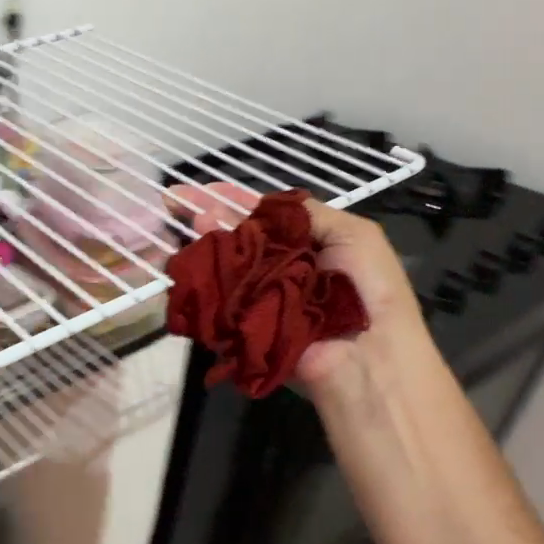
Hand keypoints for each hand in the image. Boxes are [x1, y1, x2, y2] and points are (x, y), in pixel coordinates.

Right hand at [164, 183, 428, 389]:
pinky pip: (214, 298)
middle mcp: (274, 268)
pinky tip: (186, 264)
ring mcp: (254, 296)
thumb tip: (257, 205)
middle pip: (232, 237)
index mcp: (301, 244)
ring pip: (219, 264)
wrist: (365, 354)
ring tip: (181, 228)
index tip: (201, 189)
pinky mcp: (239, 323)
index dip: (230, 199)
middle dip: (206, 217)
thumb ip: (307, 213)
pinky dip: (198, 281)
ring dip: (200, 244)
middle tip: (177, 204)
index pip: (258, 216)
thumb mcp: (353, 233)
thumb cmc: (367, 288)